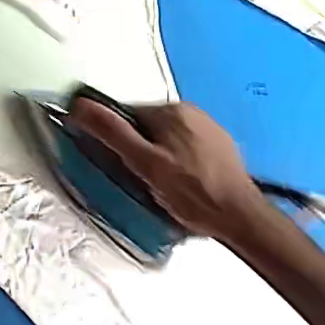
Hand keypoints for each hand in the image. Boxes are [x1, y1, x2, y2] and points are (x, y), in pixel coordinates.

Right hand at [66, 99, 268, 240]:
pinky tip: (184, 185)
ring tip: (165, 186)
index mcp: (170, 110)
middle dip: (140, 150)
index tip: (123, 164)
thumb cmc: (193, 193)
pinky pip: (186, 147)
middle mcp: (191, 112)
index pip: (126, 115)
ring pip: (166, 138)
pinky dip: (179, 162)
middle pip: (146, 126)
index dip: (119, 141)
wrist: (243, 219)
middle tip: (144, 179)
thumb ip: (111, 132)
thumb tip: (80, 105)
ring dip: (159, 157)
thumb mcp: (144, 164)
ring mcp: (209, 129)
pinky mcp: (221, 147)